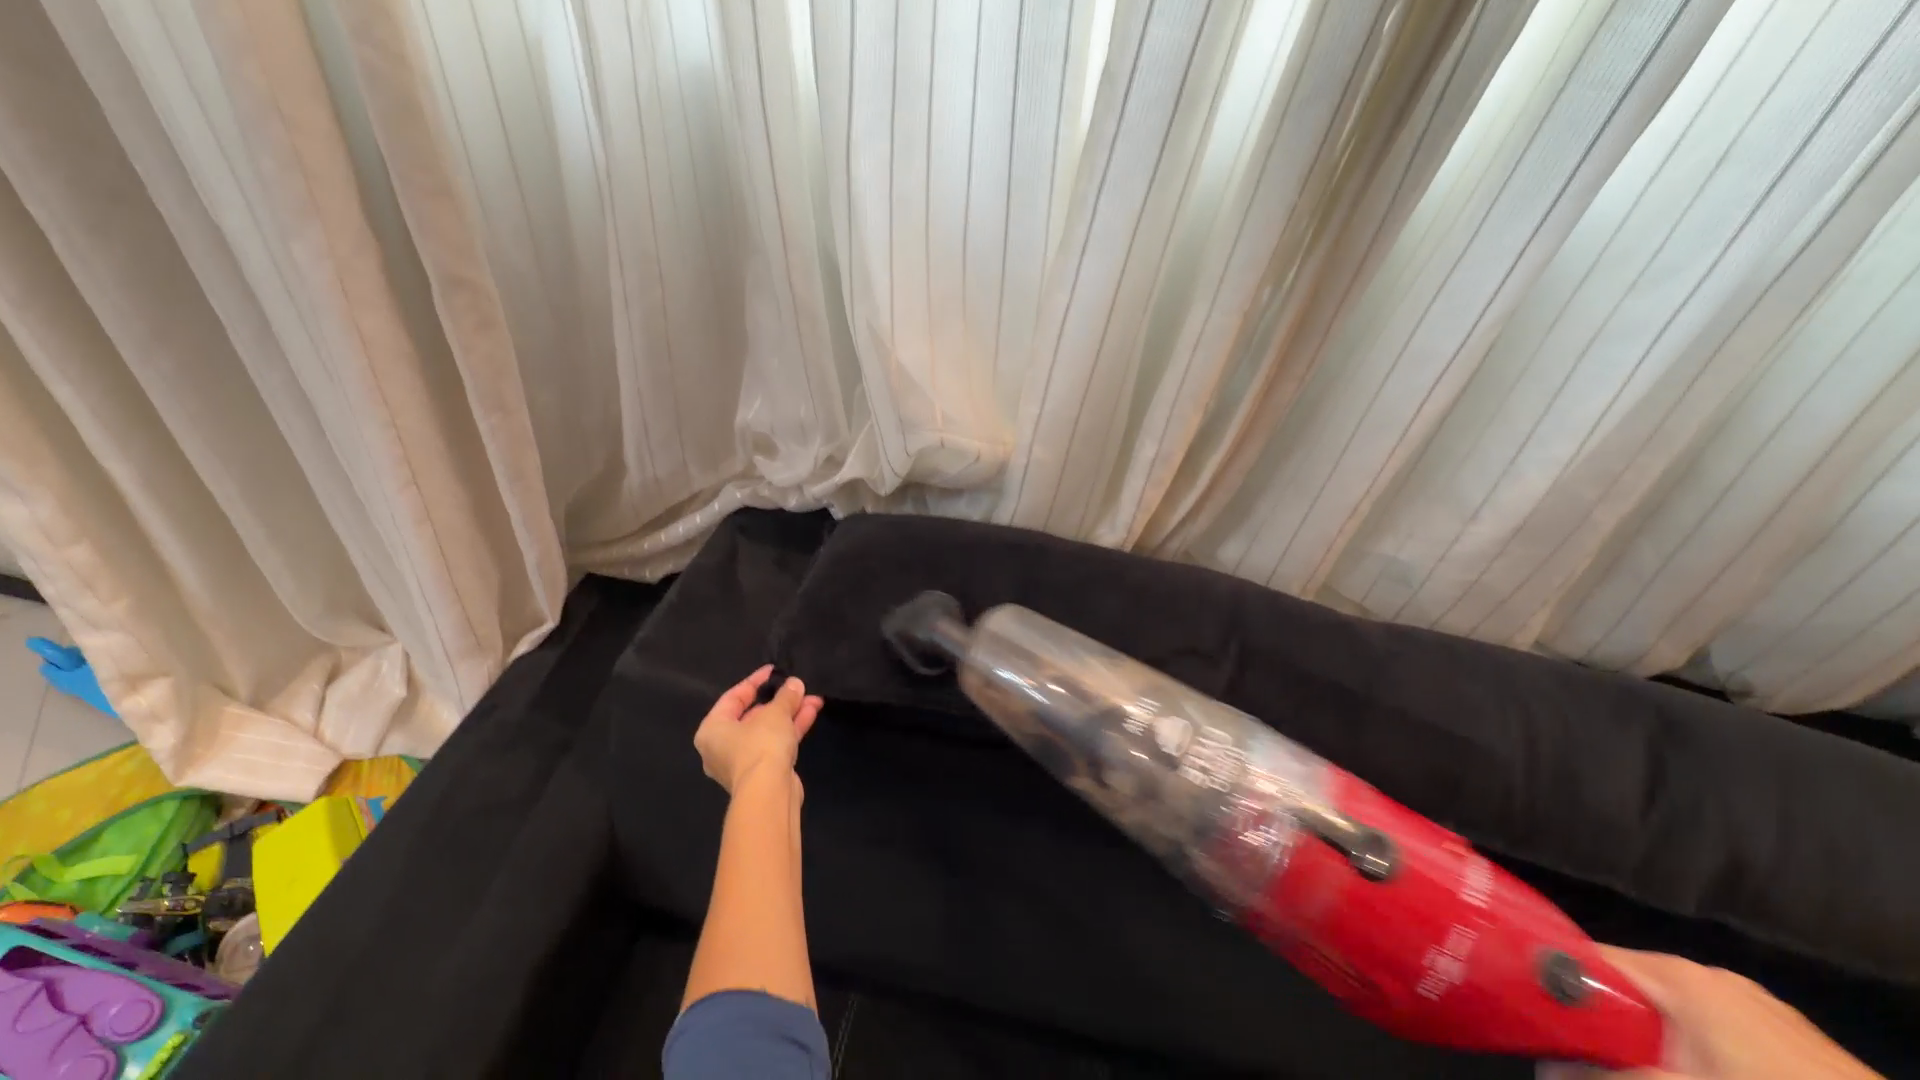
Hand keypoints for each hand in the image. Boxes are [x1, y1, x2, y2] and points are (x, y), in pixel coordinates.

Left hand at [693, 665, 823, 794]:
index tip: (774, 671)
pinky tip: (812, 712)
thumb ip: (785, 696)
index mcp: (712, 730)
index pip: (733, 698)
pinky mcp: (763, 773)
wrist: (769, 793)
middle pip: (752, 715)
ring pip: (768, 731)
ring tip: (813, 697)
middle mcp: (722, 747)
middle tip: (797, 686)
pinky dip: (791, 729)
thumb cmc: (760, 746)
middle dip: (778, 700)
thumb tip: (795, 684)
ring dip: (790, 713)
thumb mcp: (774, 713)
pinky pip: (776, 744)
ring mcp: (743, 762)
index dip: (755, 681)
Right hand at [1540, 947, 1879, 1079]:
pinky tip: (1689, 1077)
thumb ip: (1605, 1077)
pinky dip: (1684, 1048)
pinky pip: (1706, 1028)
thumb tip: (1544, 1068)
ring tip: (1630, 1073)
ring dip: (1641, 1039)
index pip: (1588, 957)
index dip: (1553, 981)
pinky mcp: (1777, 1031)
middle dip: (1599, 1022)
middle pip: (1625, 987)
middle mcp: (1706, 975)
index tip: (1528, 1009)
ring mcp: (1749, 1002)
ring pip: (1666, 1012)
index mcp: (1676, 975)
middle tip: (1578, 1057)